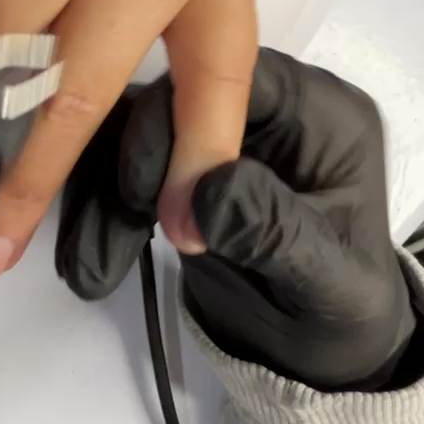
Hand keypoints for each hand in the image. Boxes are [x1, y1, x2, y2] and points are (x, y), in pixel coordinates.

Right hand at [57, 49, 416, 390]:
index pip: (235, 76)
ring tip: (86, 268)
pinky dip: (93, 211)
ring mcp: (206, 137)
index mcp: (313, 113)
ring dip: (99, 196)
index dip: (180, 119)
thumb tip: (205, 192)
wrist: (312, 346)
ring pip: (127, 134)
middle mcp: (253, 109)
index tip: (148, 187)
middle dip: (129, 164)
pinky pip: (114, 170)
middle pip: (167, 100)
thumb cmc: (339, 308)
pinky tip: (84, 262)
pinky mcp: (169, 168)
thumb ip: (271, 228)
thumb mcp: (326, 278)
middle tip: (125, 223)